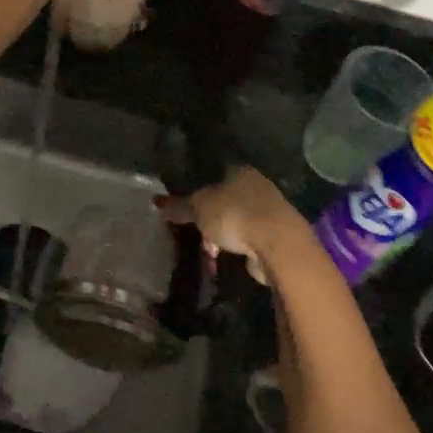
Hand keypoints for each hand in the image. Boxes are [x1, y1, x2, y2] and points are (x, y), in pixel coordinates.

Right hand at [163, 168, 311, 284]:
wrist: (277, 244)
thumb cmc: (234, 215)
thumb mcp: (198, 208)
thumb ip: (179, 206)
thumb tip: (155, 202)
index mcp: (240, 171)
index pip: (215, 175)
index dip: (198, 191)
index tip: (187, 209)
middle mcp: (257, 186)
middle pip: (226, 201)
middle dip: (210, 219)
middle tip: (195, 235)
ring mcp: (269, 212)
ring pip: (237, 222)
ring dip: (222, 238)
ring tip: (209, 254)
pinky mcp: (276, 237)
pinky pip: (247, 242)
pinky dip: (236, 250)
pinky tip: (226, 260)